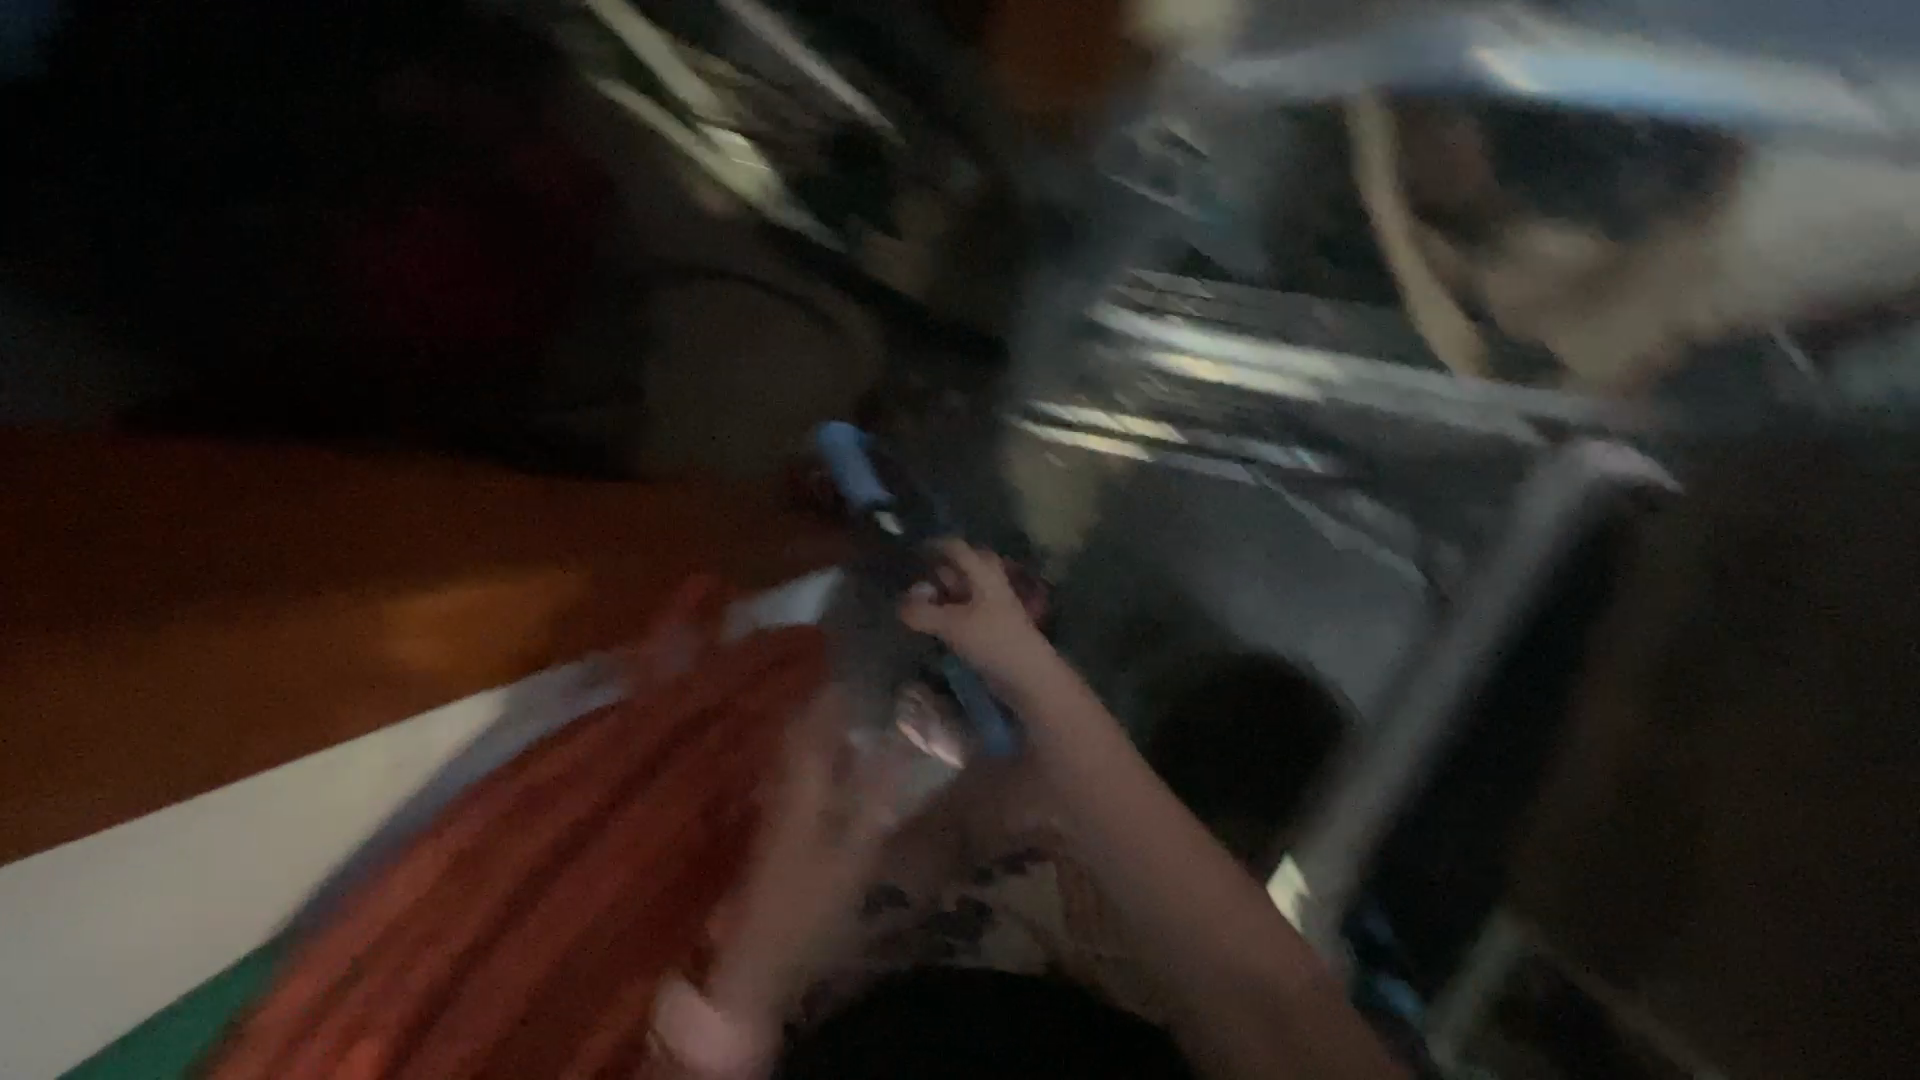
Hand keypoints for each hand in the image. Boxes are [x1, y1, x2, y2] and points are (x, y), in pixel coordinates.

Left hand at [706, 684, 910, 1019]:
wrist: (757, 953)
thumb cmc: (811, 901)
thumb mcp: (857, 848)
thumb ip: (879, 791)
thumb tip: (903, 742)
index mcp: (803, 778)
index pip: (818, 715)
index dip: (841, 687)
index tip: (870, 665)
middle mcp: (784, 778)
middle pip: (804, 725)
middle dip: (833, 699)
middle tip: (870, 684)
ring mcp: (776, 799)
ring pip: (800, 745)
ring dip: (826, 722)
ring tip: (863, 710)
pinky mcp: (776, 819)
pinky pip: (800, 766)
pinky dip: (821, 750)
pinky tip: (844, 757)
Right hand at [899, 540, 1054, 691]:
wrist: (1028, 676)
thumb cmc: (993, 640)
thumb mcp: (952, 624)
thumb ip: (921, 612)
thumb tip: (898, 606)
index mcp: (983, 573)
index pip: (956, 548)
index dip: (933, 546)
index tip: (910, 551)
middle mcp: (987, 584)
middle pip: (957, 568)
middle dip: (934, 573)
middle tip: (909, 581)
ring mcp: (988, 606)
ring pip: (959, 591)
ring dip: (938, 595)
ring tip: (913, 604)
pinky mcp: (987, 628)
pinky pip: (961, 612)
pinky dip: (945, 613)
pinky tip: (929, 623)